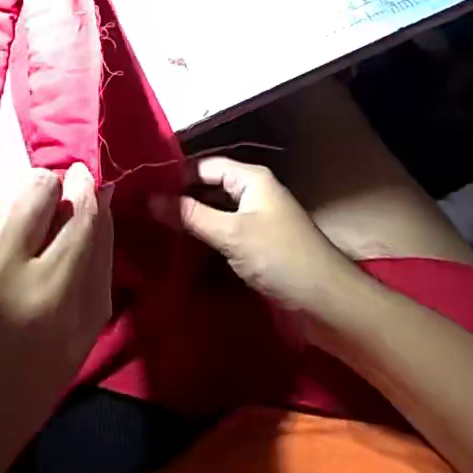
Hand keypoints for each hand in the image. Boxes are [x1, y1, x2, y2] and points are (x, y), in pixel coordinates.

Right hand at [163, 156, 380, 327]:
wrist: (330, 306)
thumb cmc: (281, 258)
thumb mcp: (230, 233)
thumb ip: (188, 215)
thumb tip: (148, 200)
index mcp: (251, 179)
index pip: (204, 166)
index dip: (175, 174)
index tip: (143, 187)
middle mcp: (253, 194)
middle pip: (207, 189)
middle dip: (179, 199)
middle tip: (142, 209)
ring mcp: (256, 222)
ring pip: (213, 214)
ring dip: (189, 222)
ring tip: (152, 227)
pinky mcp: (257, 248)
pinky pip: (222, 235)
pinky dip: (202, 240)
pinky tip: (177, 249)